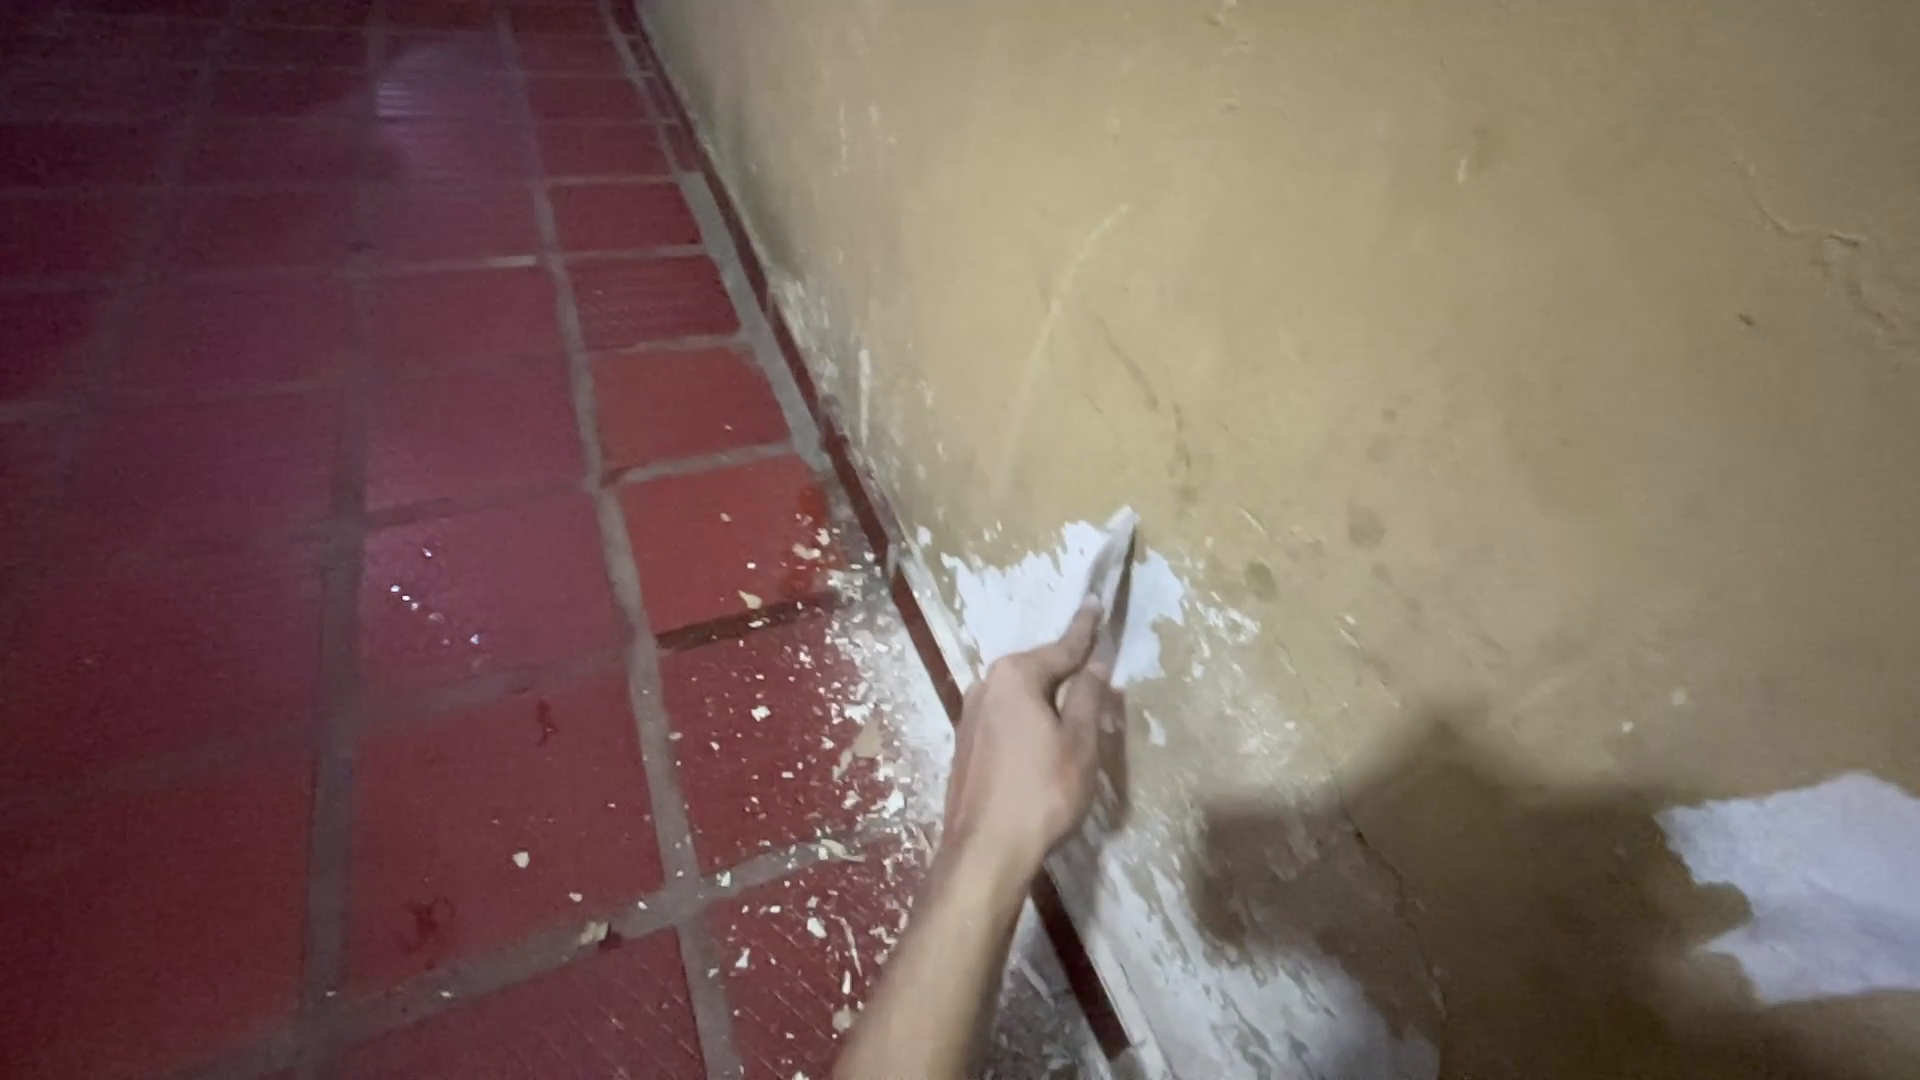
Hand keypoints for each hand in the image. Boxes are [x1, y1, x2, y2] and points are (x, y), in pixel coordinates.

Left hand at [941, 601, 1119, 874]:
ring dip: (1044, 698)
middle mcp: (985, 684)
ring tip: (1070, 710)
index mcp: (1015, 675)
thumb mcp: (1079, 742)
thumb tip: (1098, 662)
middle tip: (1093, 669)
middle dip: (1064, 669)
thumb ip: (1088, 696)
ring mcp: (969, 714)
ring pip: (1018, 695)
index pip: (1062, 647)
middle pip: (1036, 669)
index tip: (1095, 603)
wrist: (984, 849)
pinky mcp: (964, 743)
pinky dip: (1026, 718)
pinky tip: (1039, 739)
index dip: (1085, 630)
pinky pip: (1004, 716)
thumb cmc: (1042, 791)